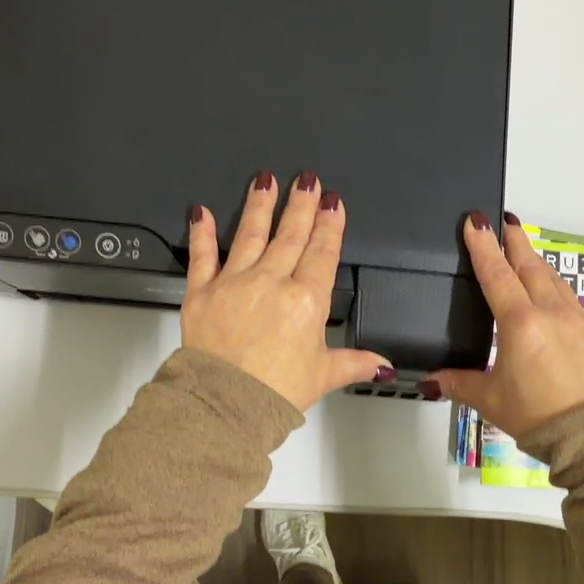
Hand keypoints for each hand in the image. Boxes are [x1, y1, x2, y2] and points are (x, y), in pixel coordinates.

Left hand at [181, 171, 392, 411]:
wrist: (225, 404)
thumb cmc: (274, 392)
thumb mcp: (323, 375)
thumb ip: (354, 363)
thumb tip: (382, 366)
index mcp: (306, 300)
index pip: (322, 252)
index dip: (330, 225)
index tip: (333, 203)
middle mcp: (272, 282)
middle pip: (291, 234)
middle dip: (301, 204)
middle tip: (306, 180)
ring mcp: (235, 283)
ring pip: (251, 234)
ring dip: (260, 205)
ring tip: (266, 180)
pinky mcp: (202, 292)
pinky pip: (202, 255)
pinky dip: (202, 233)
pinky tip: (202, 212)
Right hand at [424, 213, 583, 436]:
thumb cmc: (538, 416)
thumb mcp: (491, 401)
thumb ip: (460, 384)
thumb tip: (430, 380)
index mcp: (519, 323)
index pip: (496, 275)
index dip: (483, 247)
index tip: (476, 222)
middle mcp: (551, 312)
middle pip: (529, 268)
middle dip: (515, 243)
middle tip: (505, 223)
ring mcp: (582, 321)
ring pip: (559, 282)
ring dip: (543, 264)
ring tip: (531, 251)